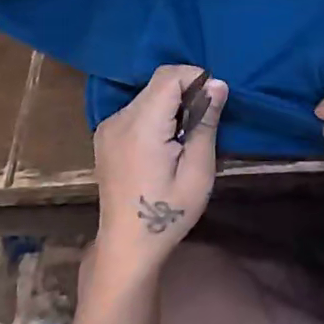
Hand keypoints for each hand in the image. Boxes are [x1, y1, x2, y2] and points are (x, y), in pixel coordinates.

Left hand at [92, 65, 227, 274]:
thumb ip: (205, 123)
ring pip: (147, 95)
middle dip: (185, 91)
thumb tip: (218, 84)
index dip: (195, 77)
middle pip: (157, 84)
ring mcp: (108, 127)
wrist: (127, 247)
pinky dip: (156, 114)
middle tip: (204, 121)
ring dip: (171, 103)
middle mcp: (119, 119)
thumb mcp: (198, 171)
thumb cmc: (169, 212)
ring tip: (185, 136)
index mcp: (141, 126)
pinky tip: (165, 143)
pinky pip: (136, 109)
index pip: (168, 76)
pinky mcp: (105, 136)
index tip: (214, 99)